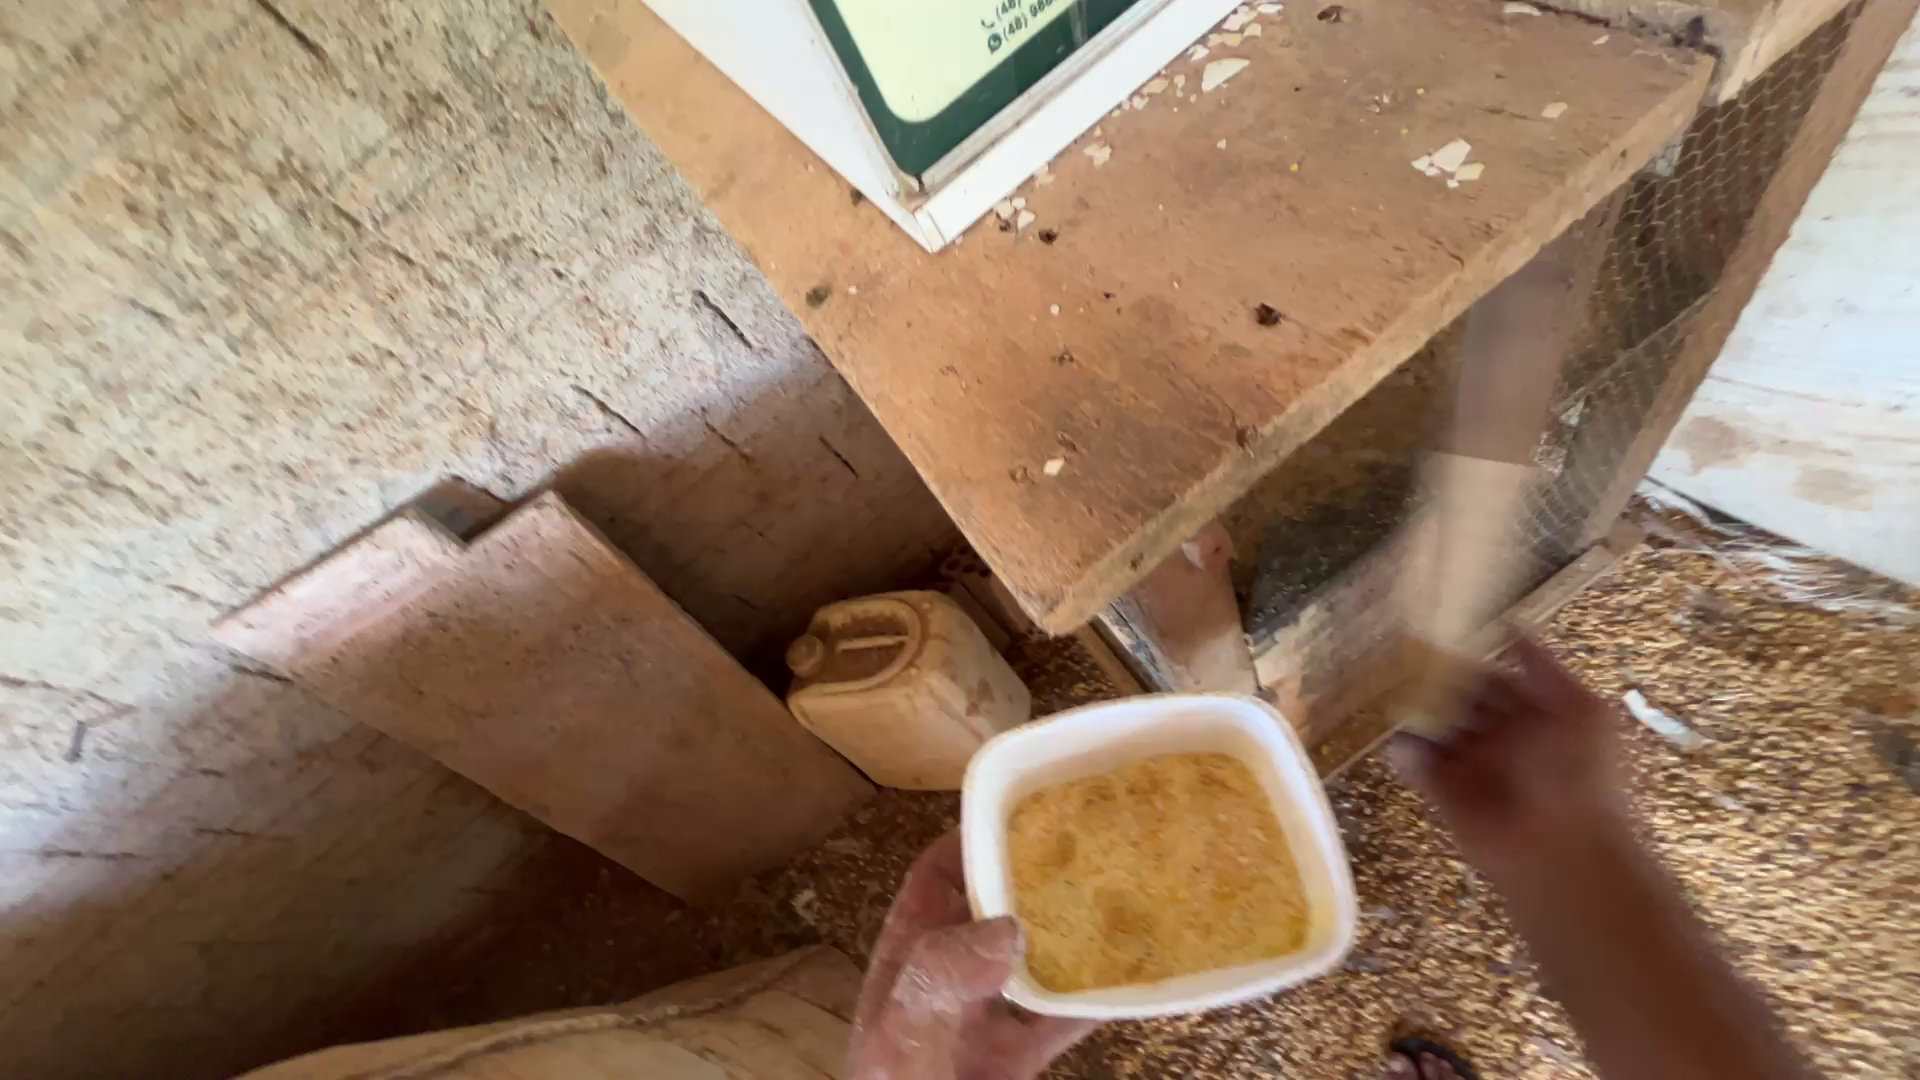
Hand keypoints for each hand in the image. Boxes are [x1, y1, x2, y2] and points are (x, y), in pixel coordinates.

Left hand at [847, 831, 1095, 1079]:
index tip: (1022, 814)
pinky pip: (1062, 1011)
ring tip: (1119, 891)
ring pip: (1032, 954)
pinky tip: (1133, 973)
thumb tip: (1006, 924)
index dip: (972, 838)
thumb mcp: (908, 1036)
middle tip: (1088, 843)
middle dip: (1033, 875)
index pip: (937, 875)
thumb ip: (943, 978)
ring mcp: (986, 1016)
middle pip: (992, 906)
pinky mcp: (1018, 1056)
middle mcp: (951, 974)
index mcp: (912, 953)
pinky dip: (1094, 992)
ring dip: (1070, 928)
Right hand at [1391, 635, 1631, 884]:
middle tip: (1399, 656)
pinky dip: (1403, 747)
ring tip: (1387, 686)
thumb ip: (1543, 667)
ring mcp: (1468, 762)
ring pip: (1430, 725)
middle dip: (1430, 680)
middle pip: (1455, 698)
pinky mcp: (1441, 787)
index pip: (1492, 677)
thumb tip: (1511, 623)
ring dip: (1411, 709)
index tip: (1431, 631)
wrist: (1562, 851)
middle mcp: (1500, 736)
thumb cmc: (1581, 776)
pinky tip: (1396, 731)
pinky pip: (1412, 758)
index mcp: (1536, 716)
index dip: (1466, 656)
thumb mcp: (1582, 710)